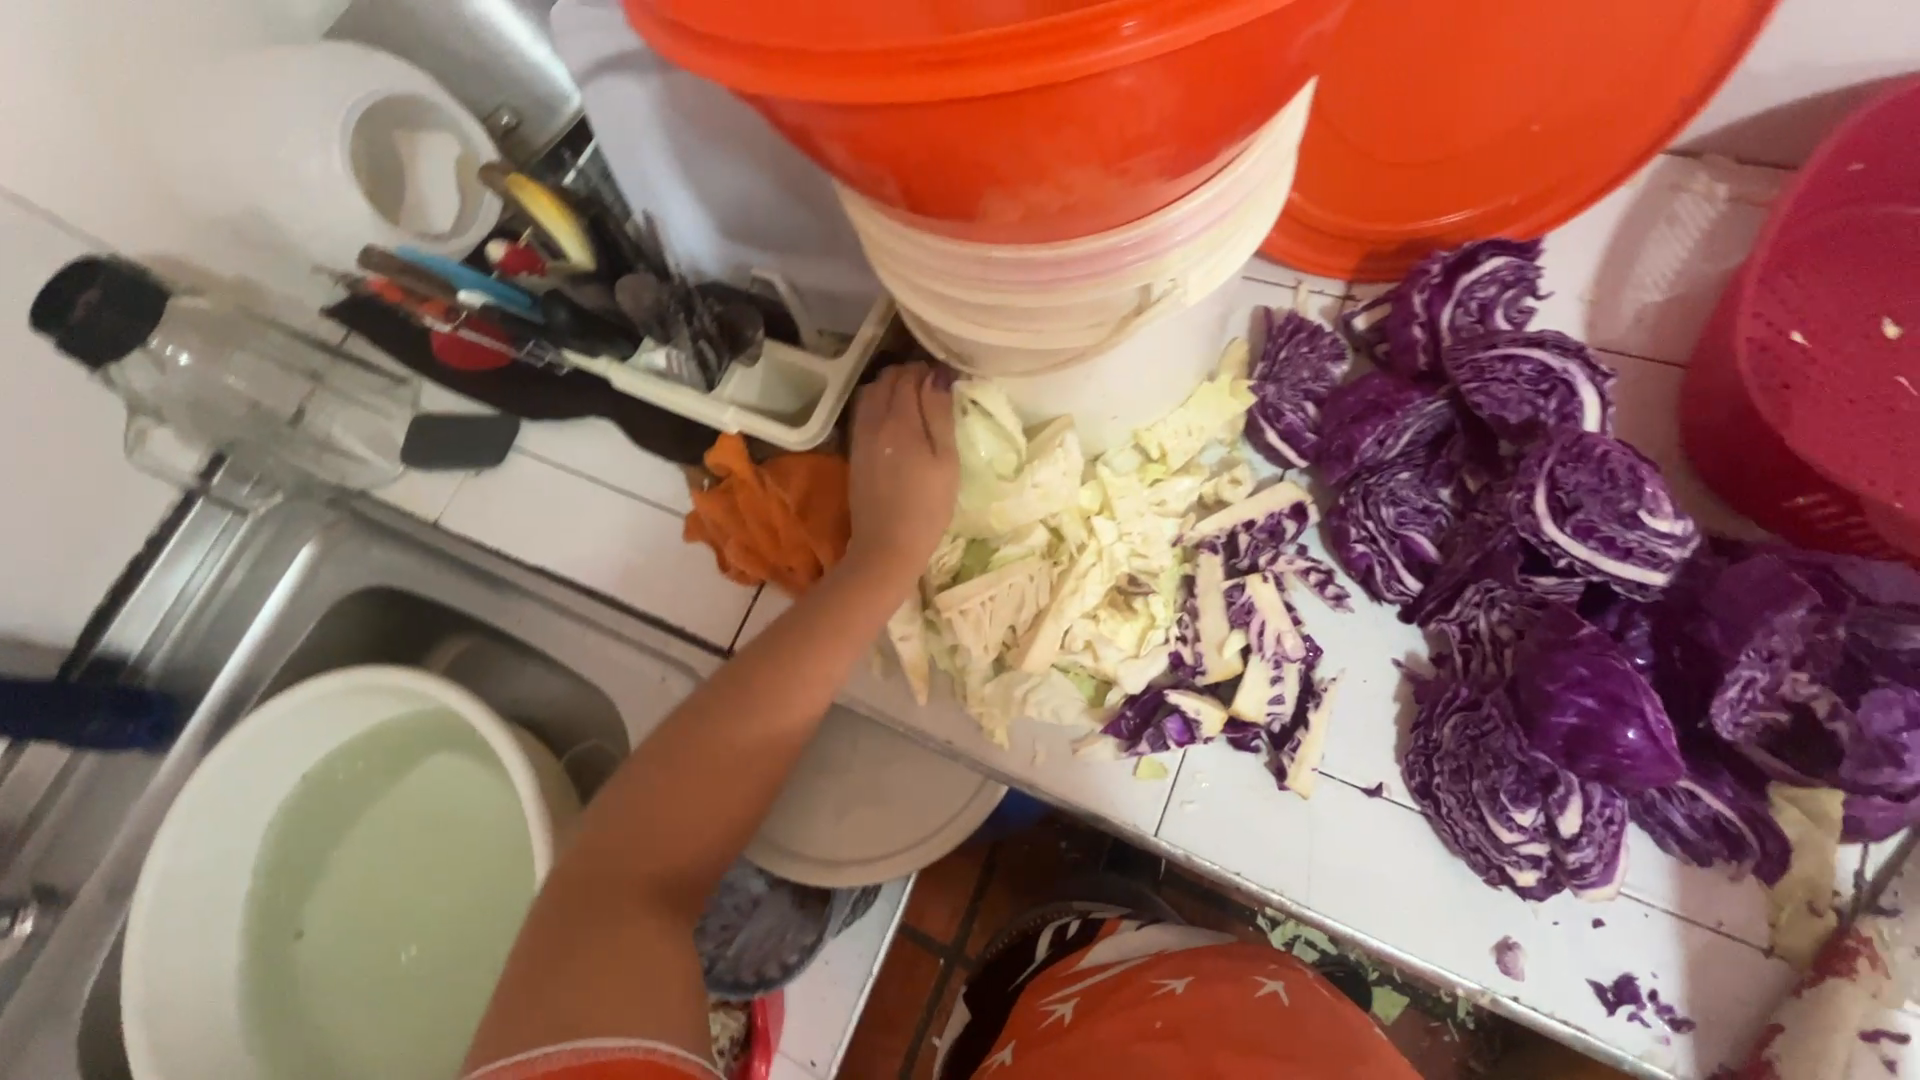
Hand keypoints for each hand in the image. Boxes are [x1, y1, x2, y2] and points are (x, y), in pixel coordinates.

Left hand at [845, 362, 957, 585]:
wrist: (887, 545)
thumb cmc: (927, 506)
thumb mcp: (946, 460)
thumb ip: (940, 414)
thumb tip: (938, 376)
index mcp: (900, 420)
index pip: (909, 376)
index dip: (927, 370)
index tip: (945, 379)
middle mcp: (874, 420)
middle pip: (886, 379)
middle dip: (907, 374)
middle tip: (931, 387)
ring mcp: (859, 436)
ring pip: (870, 393)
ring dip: (890, 387)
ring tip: (912, 399)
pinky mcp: (854, 452)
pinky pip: (863, 412)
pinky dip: (878, 404)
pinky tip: (894, 419)